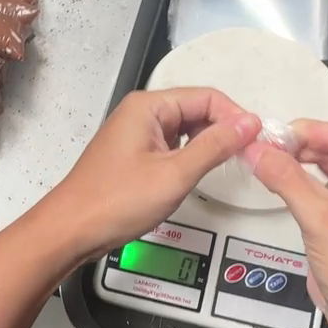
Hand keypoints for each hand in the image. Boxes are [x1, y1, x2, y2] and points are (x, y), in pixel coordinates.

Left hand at [34, 88, 260, 258]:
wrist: (71, 230)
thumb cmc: (115, 202)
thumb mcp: (174, 174)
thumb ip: (215, 146)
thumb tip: (248, 124)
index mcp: (148, 106)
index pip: (207, 97)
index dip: (236, 117)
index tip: (257, 140)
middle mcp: (141, 113)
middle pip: (197, 110)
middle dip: (224, 129)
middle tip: (248, 155)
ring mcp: (136, 134)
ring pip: (186, 129)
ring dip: (209, 144)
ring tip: (230, 164)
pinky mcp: (135, 155)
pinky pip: (172, 146)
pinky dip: (191, 156)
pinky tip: (200, 173)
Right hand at [251, 121, 327, 327]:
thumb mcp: (320, 217)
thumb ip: (286, 178)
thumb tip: (257, 150)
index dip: (306, 133)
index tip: (271, 132)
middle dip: (298, 147)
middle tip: (262, 144)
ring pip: (327, 165)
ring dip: (296, 162)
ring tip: (264, 156)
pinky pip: (324, 184)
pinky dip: (300, 180)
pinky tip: (278, 174)